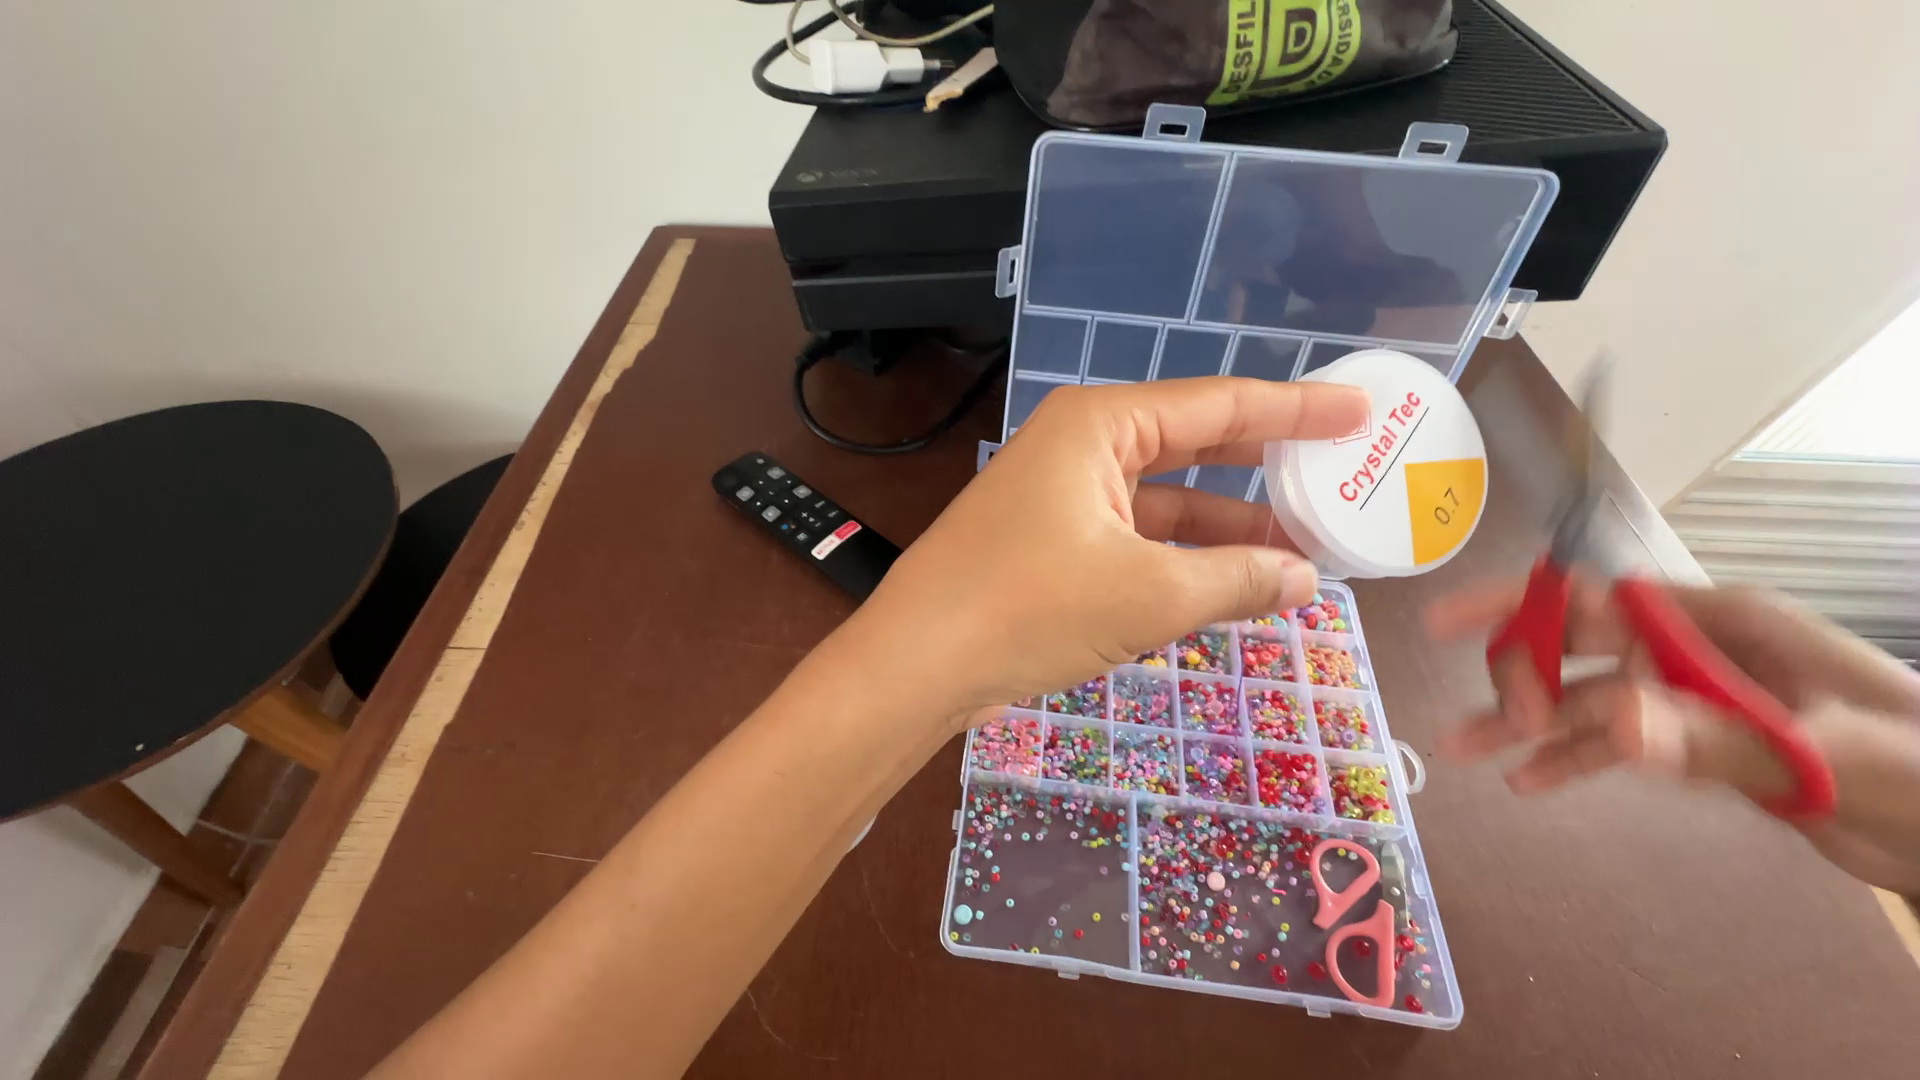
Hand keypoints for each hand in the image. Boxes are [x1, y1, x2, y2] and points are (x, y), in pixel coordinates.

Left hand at [844, 376, 1368, 727]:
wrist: (918, 662)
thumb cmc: (1027, 608)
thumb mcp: (1145, 595)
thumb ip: (1235, 580)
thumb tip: (1305, 578)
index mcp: (1100, 426)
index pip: (1218, 404)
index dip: (1296, 409)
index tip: (1362, 411)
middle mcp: (1082, 448)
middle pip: (1195, 445)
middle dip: (1266, 468)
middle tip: (1342, 478)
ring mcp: (1065, 496)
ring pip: (1167, 500)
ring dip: (1228, 525)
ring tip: (1307, 547)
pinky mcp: (1055, 543)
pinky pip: (1138, 538)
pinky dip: (1185, 558)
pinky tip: (1234, 581)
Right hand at [1428, 578, 1919, 891]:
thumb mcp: (1833, 754)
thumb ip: (1716, 737)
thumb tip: (1611, 724)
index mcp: (1714, 622)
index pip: (1593, 598)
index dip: (1516, 604)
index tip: (1449, 622)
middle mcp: (1685, 650)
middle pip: (1572, 650)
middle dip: (1521, 679)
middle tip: (1495, 726)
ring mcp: (1683, 696)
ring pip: (1581, 700)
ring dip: (1524, 724)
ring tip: (1463, 748)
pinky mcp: (1690, 743)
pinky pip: (1610, 744)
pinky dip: (1569, 760)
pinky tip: (1527, 780)